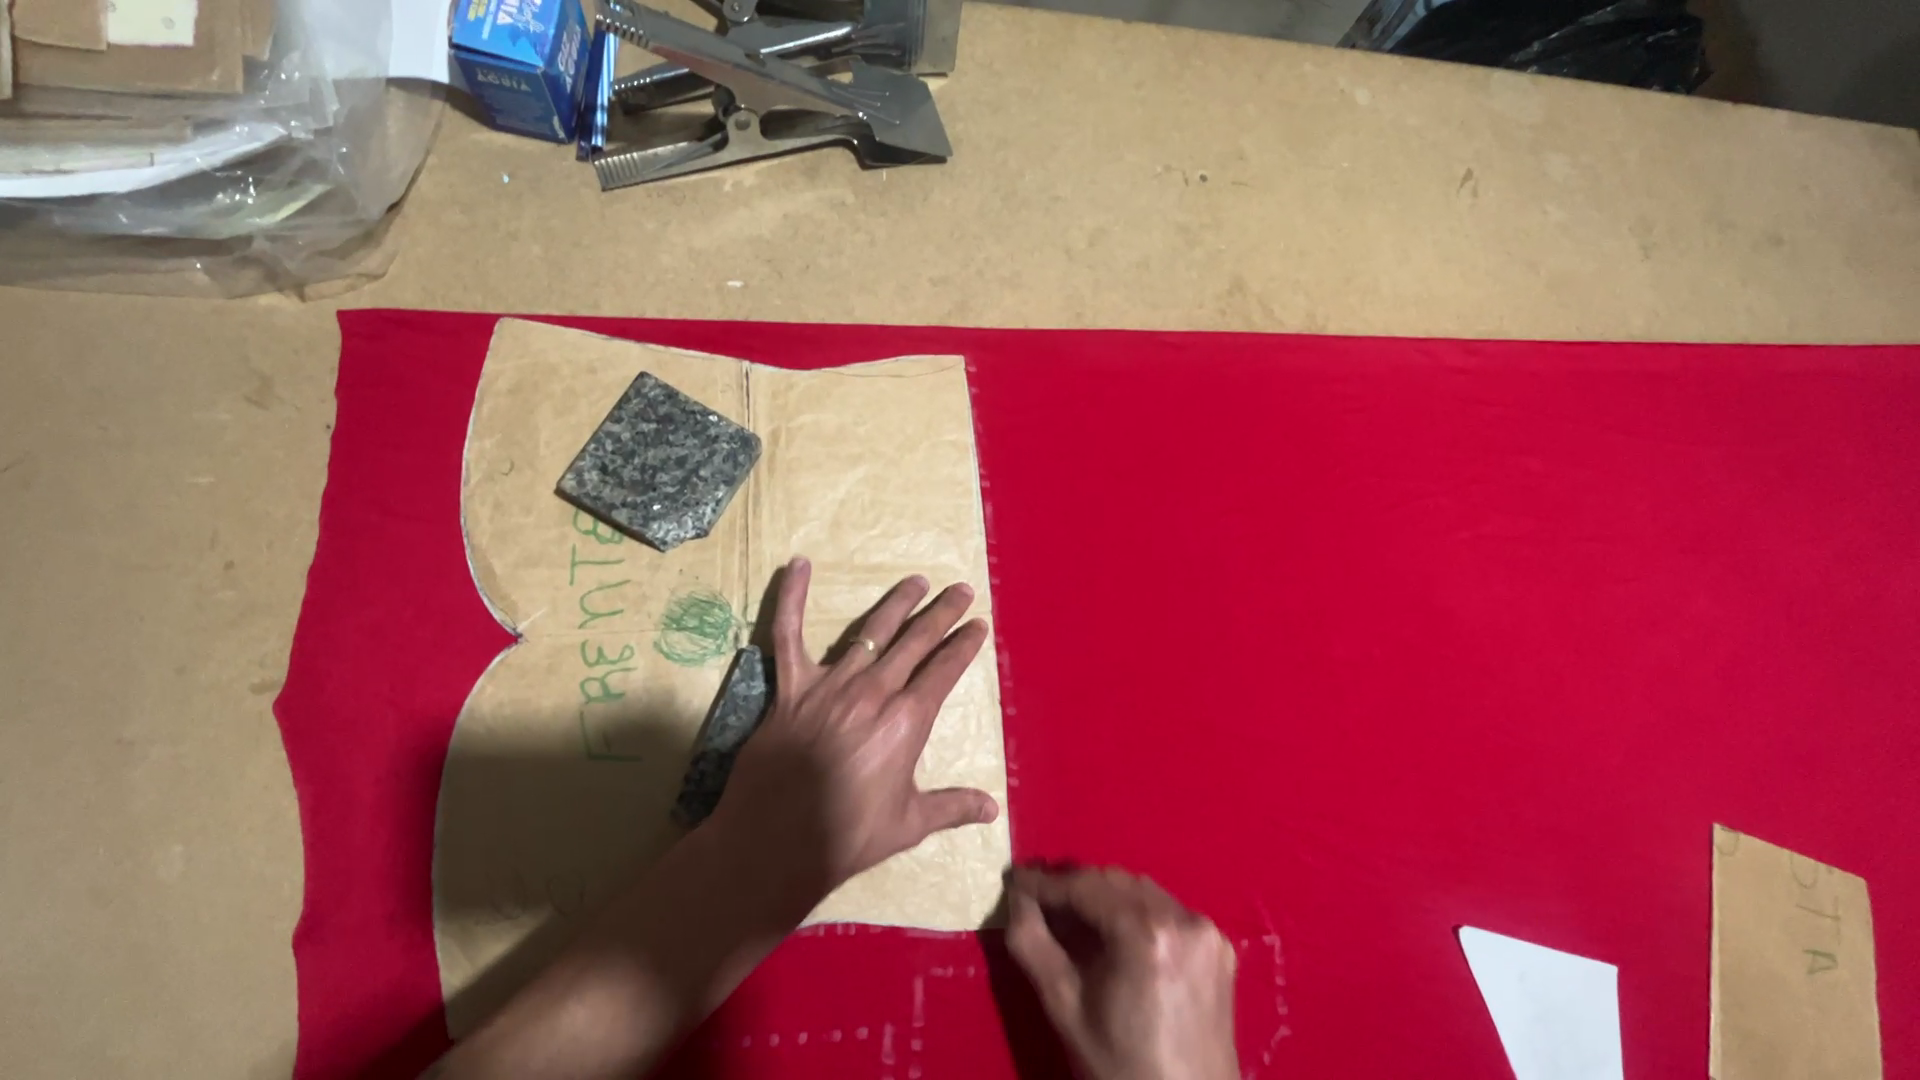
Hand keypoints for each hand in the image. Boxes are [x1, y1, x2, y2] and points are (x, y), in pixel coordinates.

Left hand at [712, 557, 1000, 900]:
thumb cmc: (848, 835)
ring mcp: (831, 684)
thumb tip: (993, 810)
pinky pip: (787, 634)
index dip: (963, 646)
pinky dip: (791, 597)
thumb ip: (952, 807)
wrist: (777, 841)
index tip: (977, 626)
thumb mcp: (909, 823)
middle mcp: (874, 691)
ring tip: (915, 580)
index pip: (944, 671)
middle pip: (915, 641)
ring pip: (870, 631)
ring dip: (896, 603)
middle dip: (941, 613)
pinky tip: (798, 565)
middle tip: (960, 590)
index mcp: (907, 720)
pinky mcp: (791, 687)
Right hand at [1005, 867, 1239, 1079]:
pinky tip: (1115, 935)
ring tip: (1072, 917)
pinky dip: (1136, 913)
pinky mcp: (1219, 946)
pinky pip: (1167, 911)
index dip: (1045, 883)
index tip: (1014, 881)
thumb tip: (1017, 899)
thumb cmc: (1120, 1068)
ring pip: (1141, 891)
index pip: (1084, 887)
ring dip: (1105, 896)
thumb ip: (1032, 943)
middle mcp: (1182, 918)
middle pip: (1114, 882)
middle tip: (1037, 900)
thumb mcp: (1064, 1007)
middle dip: (1074, 887)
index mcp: (1146, 933)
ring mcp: (1206, 930)